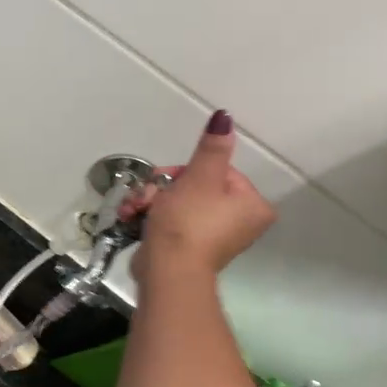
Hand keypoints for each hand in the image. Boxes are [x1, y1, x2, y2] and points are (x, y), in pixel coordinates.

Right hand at [126, 111, 275, 284]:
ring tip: (134, 211)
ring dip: (150, 202)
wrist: (168, 270)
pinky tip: (134, 219)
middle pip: (193, 187)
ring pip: (177, 203)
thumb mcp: (198, 179)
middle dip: (161, 190)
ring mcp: (215, 236)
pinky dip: (152, 217)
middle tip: (145, 198)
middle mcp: (241, 221)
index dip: (183, 173)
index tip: (162, 181)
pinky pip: (172, 222)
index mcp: (252, 204)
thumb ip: (210, 149)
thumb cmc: (188, 223)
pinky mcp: (190, 247)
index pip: (215, 172)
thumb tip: (225, 116)